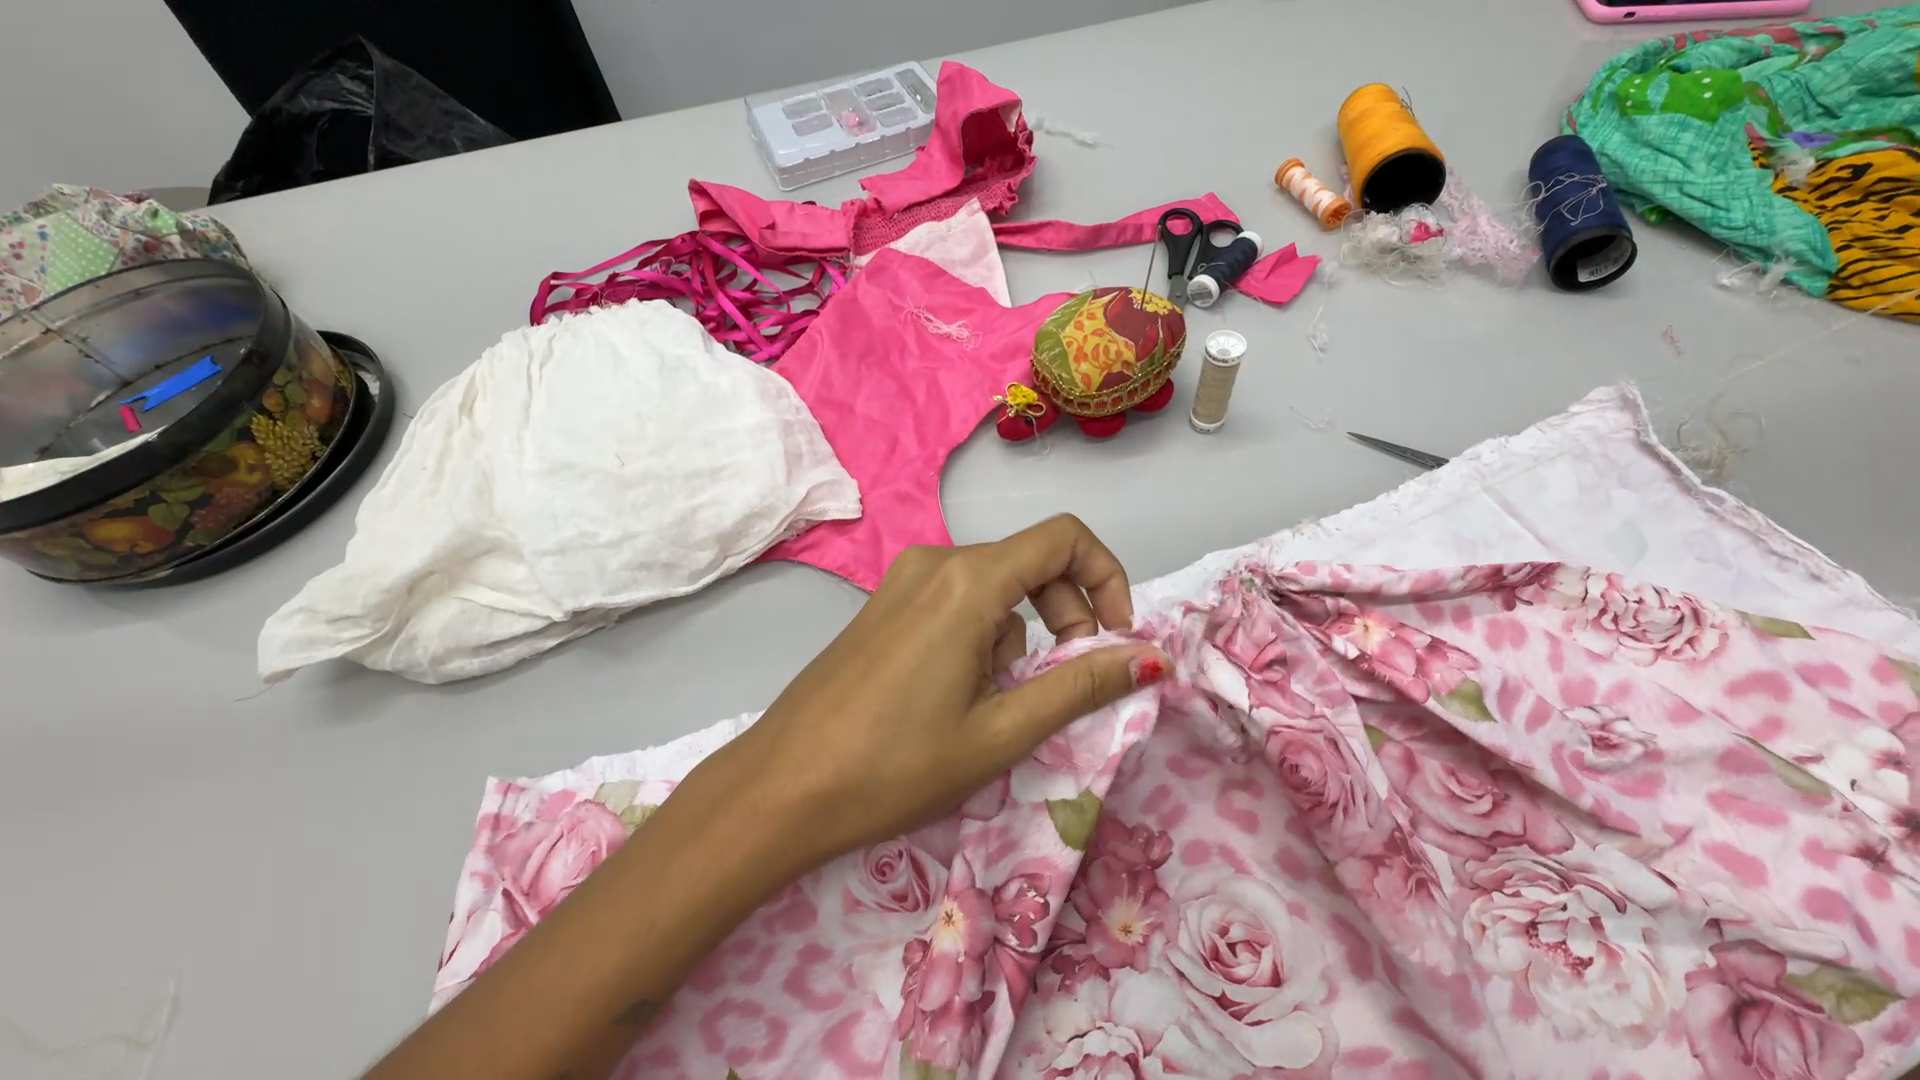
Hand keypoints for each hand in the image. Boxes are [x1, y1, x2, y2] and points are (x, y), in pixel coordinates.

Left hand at [701, 514, 1168, 872]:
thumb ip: (1081, 687)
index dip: (1107, 578)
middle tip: (1064, 683)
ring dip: (1020, 637)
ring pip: (994, 588)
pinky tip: (957, 697)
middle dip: (1067, 614)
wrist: (782, 788)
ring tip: (996, 706)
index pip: (1064, 538)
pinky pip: (955, 603)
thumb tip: (1152, 658)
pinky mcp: (882, 607)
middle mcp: (935, 563)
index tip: (1115, 638)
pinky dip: (981, 637)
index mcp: (968, 581)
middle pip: (1030, 562)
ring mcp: (902, 582)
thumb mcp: (1001, 732)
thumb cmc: (896, 766)